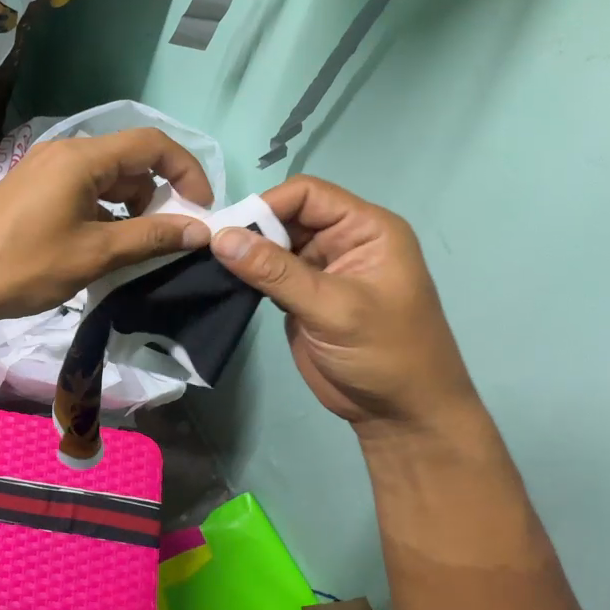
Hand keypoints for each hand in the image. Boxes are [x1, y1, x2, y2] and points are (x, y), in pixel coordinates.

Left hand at [0, 128, 212, 328]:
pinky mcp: (26, 189)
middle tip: (167, 236)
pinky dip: (99, 210)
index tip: (199, 210)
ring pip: (102, 177)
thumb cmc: (28, 265)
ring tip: (133, 246)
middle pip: (127, 160)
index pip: (152, 144)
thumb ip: (151, 237)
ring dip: (127, 206)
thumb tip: (199, 231)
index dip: (186, 172)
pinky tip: (98, 246)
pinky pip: (77, 189)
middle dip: (156, 194)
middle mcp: (60, 152)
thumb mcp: (96, 254)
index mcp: (80, 158)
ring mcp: (39, 169)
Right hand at [205, 175, 480, 437]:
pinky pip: (266, 272)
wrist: (401, 414)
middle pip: (285, 215)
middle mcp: (343, 241)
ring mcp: (321, 270)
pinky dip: (245, 276)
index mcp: (367, 230)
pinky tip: (222, 283)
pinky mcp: (301, 296)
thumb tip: (220, 237)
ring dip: (243, 253)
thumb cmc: (385, 354)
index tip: (227, 231)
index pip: (307, 195)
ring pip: (271, 244)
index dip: (267, 205)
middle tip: (209, 251)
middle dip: (250, 229)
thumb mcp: (333, 308)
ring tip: (208, 266)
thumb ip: (275, 271)